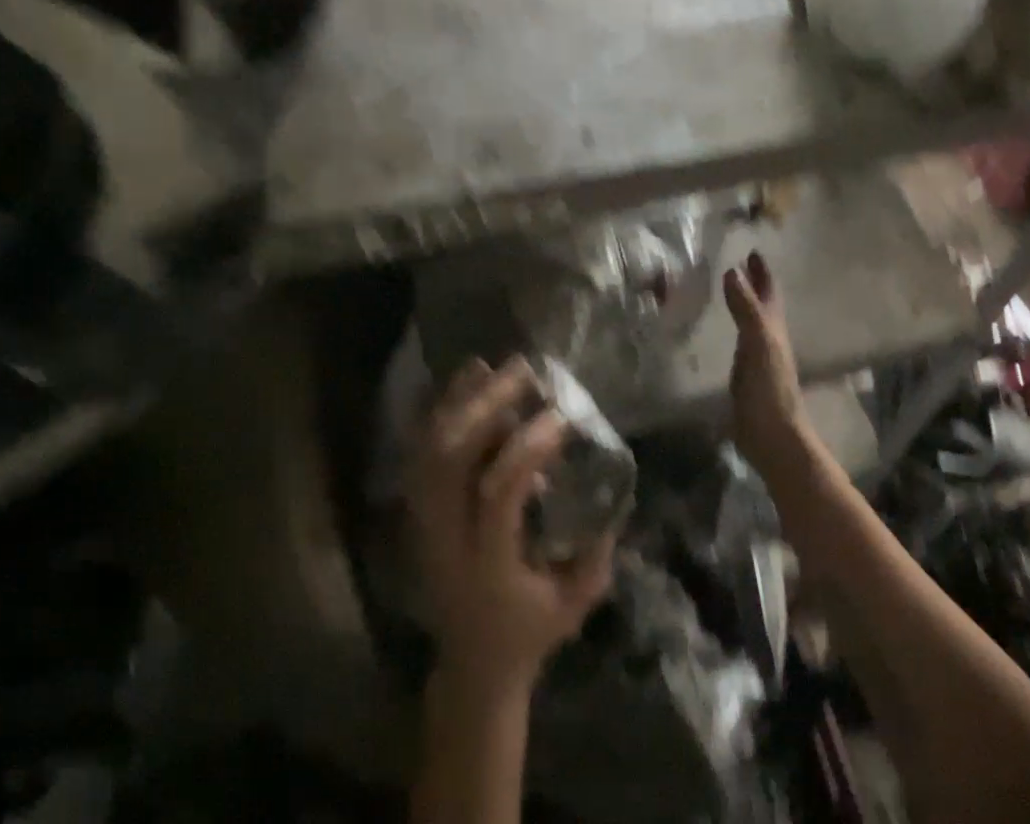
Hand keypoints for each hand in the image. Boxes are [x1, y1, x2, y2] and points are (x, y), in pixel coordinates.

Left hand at [410, 358, 617, 689]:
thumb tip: (613, 495)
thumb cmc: (529, 633)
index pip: (497, 494)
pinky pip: (419, 455)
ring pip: (428, 452)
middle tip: (524, 373)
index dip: (527, 450)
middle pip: (450, 460)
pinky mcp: (416, 514)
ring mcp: (423, 524)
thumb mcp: (575, 603)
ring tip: (493, 368)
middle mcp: (446, 537)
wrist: (471, 661)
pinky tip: (463, 385)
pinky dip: (440, 415)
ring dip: (460, 403)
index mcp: (487, 562)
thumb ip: (596, 553)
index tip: (560, 418)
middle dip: (485, 408)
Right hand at [724, 252, 812, 477]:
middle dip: (752, 285)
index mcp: (773, 328)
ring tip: (722, 292)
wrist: (774, 436)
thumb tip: (732, 272)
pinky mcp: (744, 379)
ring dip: (740, 306)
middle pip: (762, 305)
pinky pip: (737, 346)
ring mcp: (757, 360)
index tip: (752, 250)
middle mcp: (768, 340)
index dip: (762, 272)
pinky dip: (728, 332)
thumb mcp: (759, 342)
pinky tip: (715, 336)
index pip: (769, 292)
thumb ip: (746, 309)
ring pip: (750, 324)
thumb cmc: (769, 389)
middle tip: (734, 265)